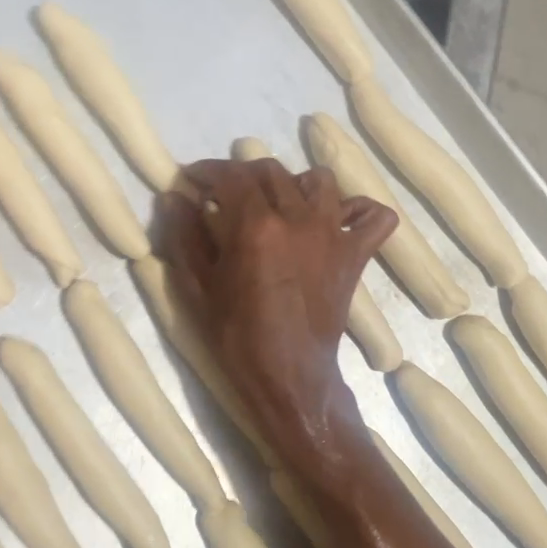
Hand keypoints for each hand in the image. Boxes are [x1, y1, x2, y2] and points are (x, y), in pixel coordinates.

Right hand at [156, 159, 395, 487]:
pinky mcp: (355, 254)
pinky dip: (357, 209)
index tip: (191, 179)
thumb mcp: (197, 288)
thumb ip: (184, 236)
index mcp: (255, 226)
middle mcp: (298, 219)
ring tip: (275, 204)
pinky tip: (333, 220)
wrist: (289, 377)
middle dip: (242, 176)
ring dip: (293, 184)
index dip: (207, 171)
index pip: (231, 176)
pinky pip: (373, 216)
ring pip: (319, 181)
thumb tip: (173, 196)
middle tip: (224, 195)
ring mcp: (333, 234)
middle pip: (271, 172)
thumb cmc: (237, 337)